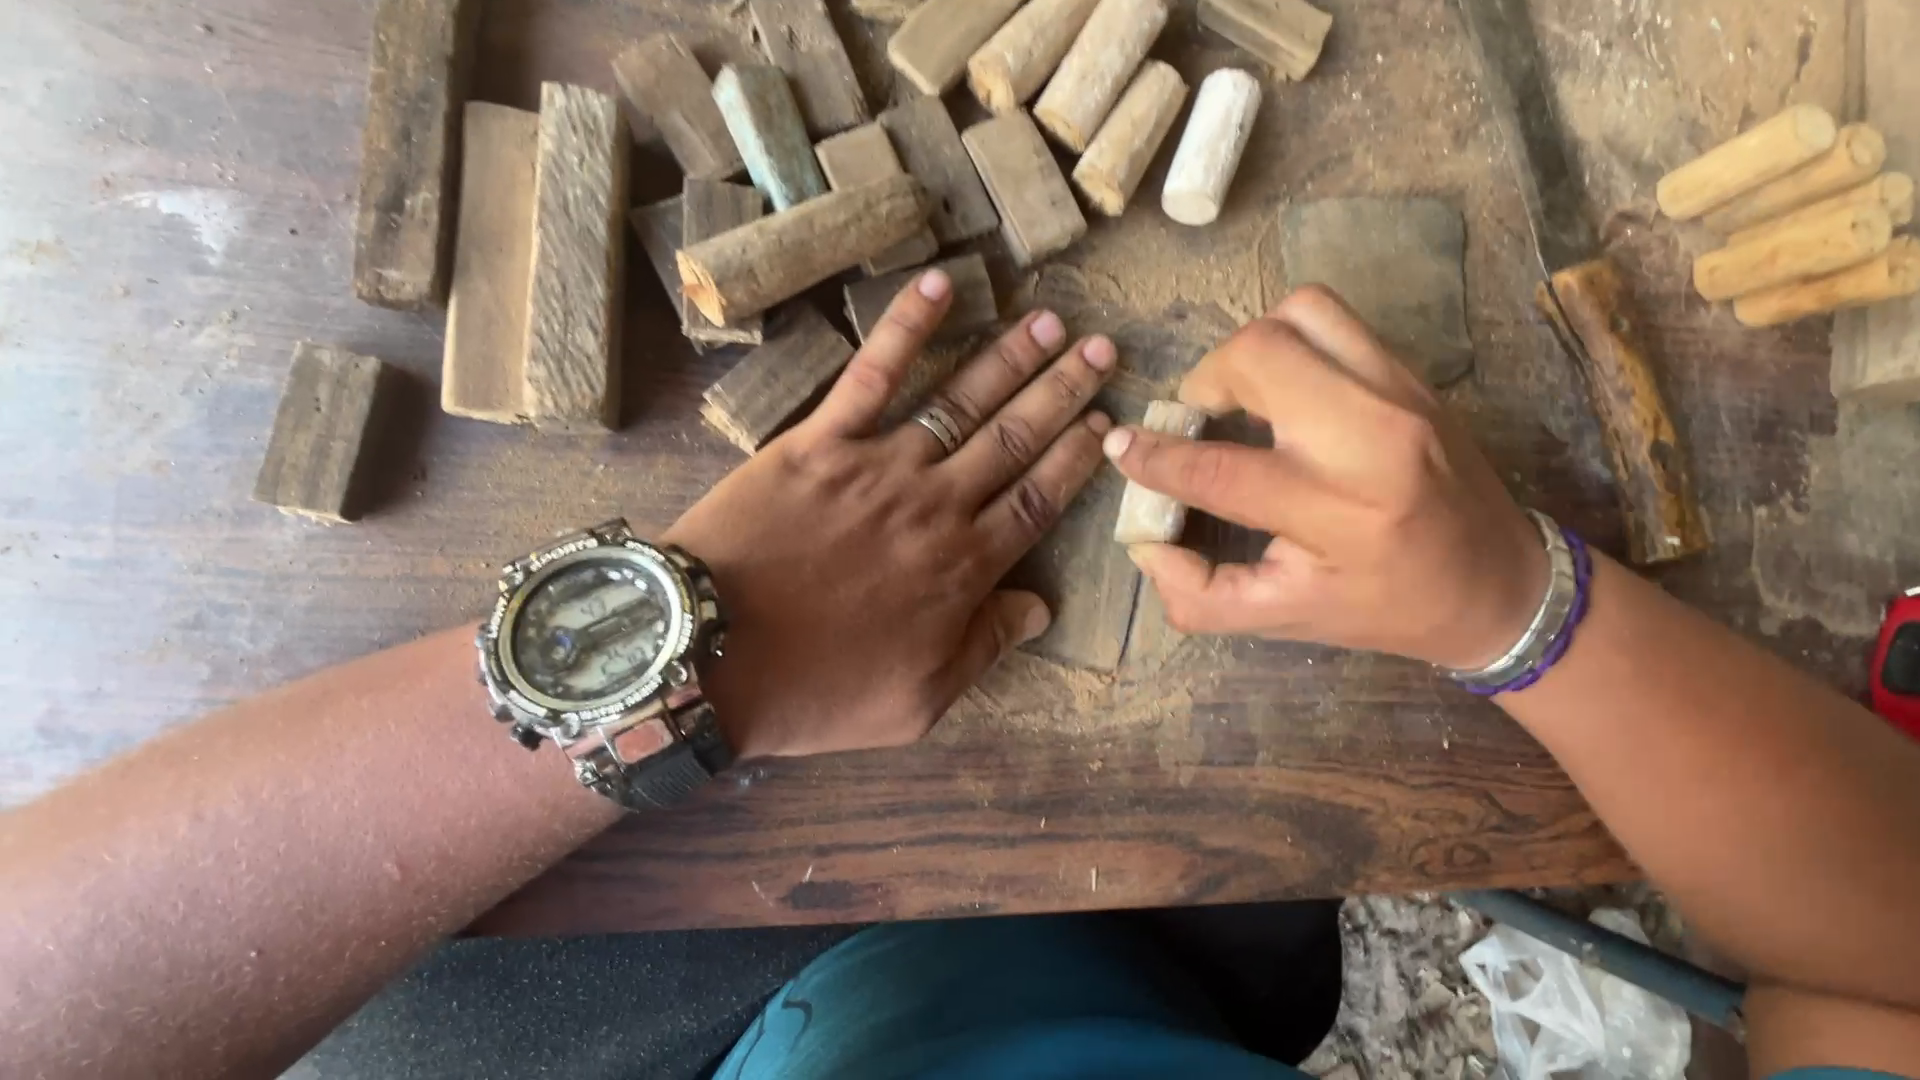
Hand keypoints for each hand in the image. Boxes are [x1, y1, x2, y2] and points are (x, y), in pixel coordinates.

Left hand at [666, 270, 1115, 757]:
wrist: (711, 658)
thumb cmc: (817, 688)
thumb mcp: (919, 700)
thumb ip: (985, 647)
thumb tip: (1040, 607)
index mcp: (963, 567)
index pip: (1038, 501)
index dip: (1074, 460)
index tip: (1104, 424)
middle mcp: (935, 505)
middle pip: (1014, 439)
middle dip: (1062, 393)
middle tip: (1100, 349)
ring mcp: (879, 466)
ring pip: (961, 401)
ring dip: (1010, 358)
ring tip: (1049, 322)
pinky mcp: (821, 441)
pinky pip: (872, 374)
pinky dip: (907, 326)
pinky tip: (939, 284)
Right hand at [1101, 286, 1547, 670]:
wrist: (1500, 583)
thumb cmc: (1382, 607)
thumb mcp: (1282, 620)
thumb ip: (1198, 593)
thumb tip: (1144, 542)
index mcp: (1337, 514)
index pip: (1220, 470)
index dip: (1156, 457)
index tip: (1122, 447)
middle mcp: (1372, 439)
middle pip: (1257, 357)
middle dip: (1203, 384)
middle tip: (1196, 421)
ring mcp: (1399, 393)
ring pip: (1294, 316)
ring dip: (1245, 350)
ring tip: (1240, 397)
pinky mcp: (1412, 372)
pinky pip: (1330, 316)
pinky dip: (1286, 335)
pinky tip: (1282, 383)